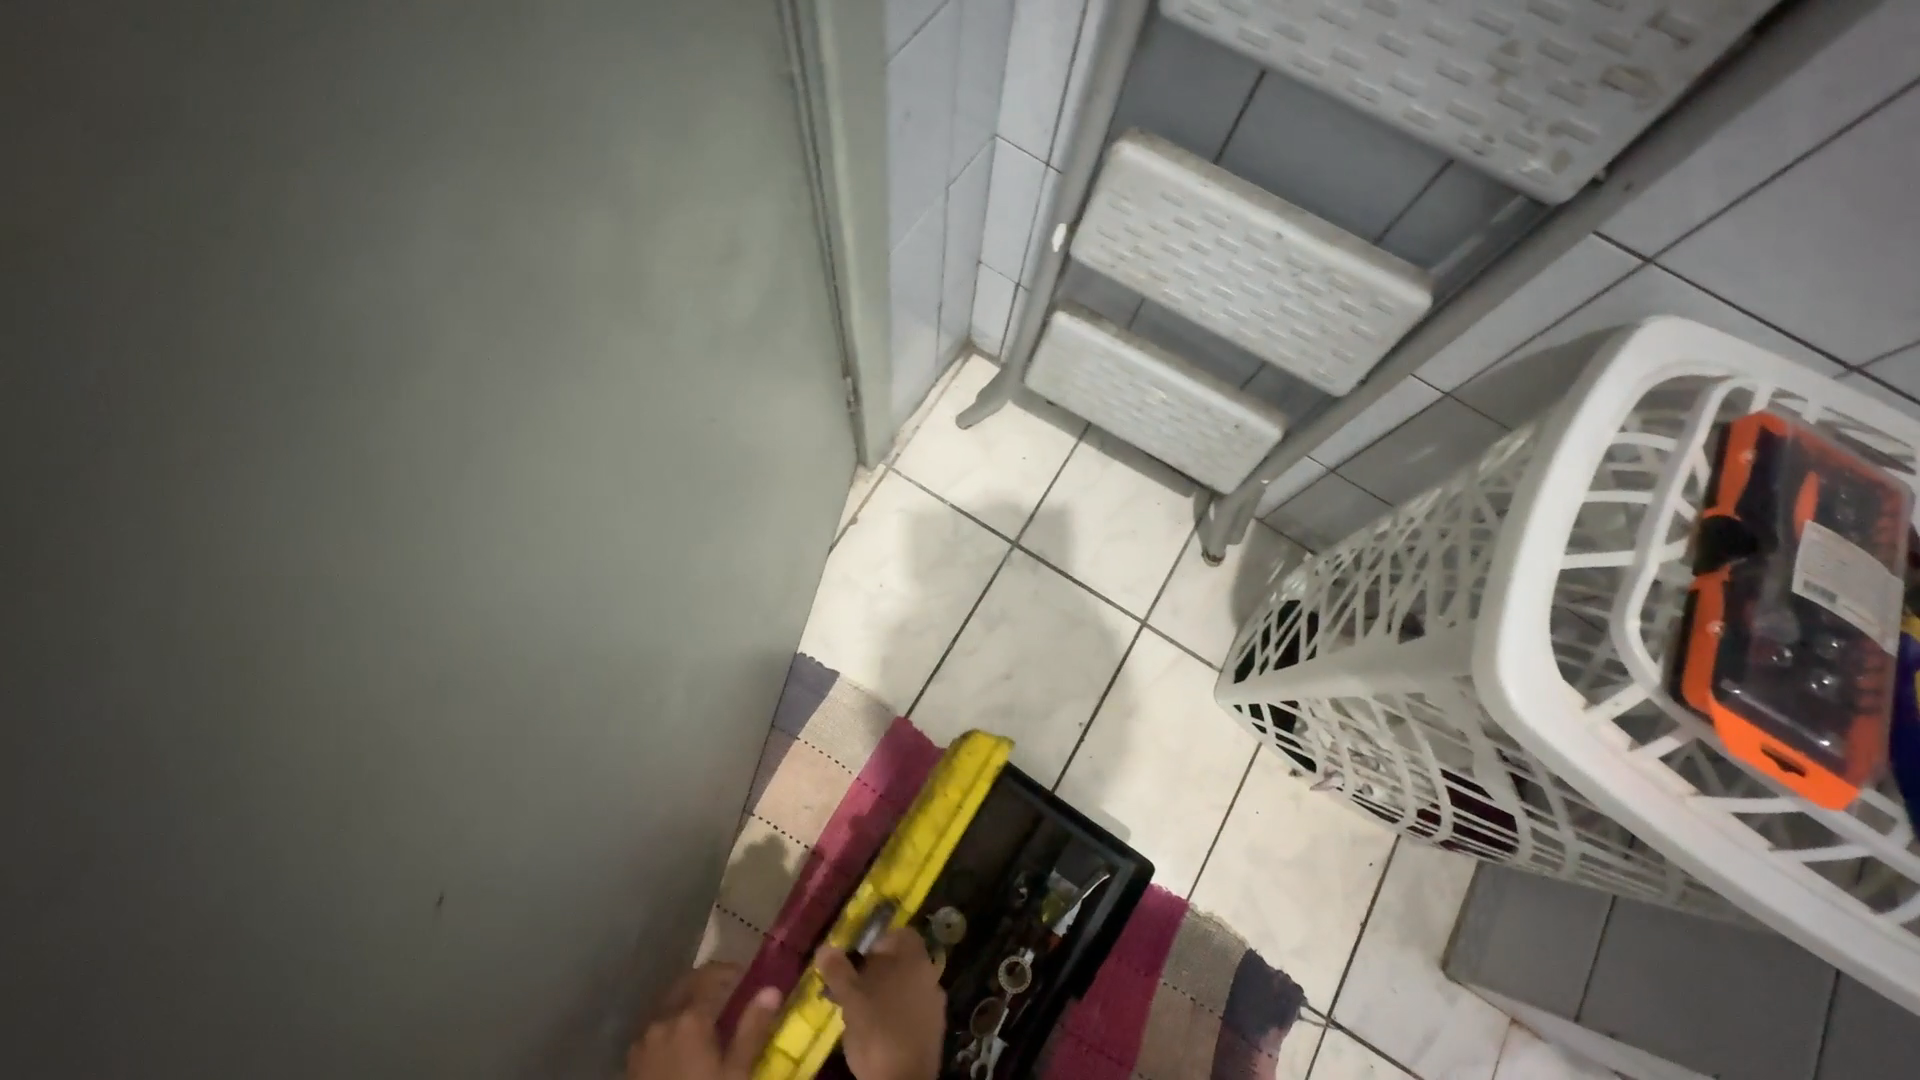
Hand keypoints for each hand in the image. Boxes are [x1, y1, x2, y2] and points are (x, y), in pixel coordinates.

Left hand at [625, 963, 780, 1079]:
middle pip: (688, 982)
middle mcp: (662, 1020)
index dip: (734, 973)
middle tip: (734, 995)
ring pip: (671, 1003)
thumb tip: (771, 990)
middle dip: (711, 981)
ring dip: (691, 1000)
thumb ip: (752, 1029)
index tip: (751, 981)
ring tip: (712, 1020)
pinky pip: (657, 1025)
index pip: (713, 976)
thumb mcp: (735, 1073)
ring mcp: (643, 1040)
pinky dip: (674, 1021)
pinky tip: (687, 1043)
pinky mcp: (633, 1059)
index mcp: (690, 1019)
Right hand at [816, 928, 945, 1079]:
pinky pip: (915, 1009)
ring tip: (865, 1010)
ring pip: (909, 986)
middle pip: (905, 961)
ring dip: (889, 992)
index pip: (902, 934)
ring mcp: (936, 1003)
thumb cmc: (876, 1030)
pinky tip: (881, 1029)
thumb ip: (838, 971)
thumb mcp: (850, 999)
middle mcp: (931, 975)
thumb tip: (825, 947)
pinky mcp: (936, 1028)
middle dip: (881, 970)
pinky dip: (900, 1012)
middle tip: (856, 985)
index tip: (860, 959)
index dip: (880, 942)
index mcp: (914, 959)